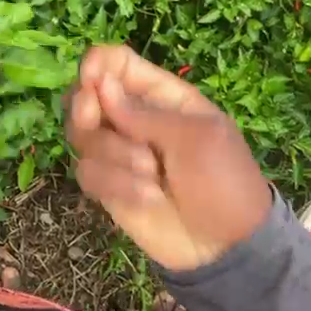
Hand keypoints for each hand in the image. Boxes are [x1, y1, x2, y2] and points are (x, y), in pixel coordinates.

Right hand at [65, 45, 271, 270]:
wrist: (227, 246)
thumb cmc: (224, 180)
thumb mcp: (196, 138)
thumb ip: (145, 114)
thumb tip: (99, 85)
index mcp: (160, 96)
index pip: (118, 64)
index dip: (99, 65)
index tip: (91, 79)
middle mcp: (132, 119)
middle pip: (86, 96)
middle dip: (86, 107)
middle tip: (92, 117)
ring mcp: (118, 153)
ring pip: (83, 137)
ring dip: (115, 155)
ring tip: (152, 175)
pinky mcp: (108, 187)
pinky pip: (89, 173)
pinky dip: (115, 184)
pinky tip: (147, 197)